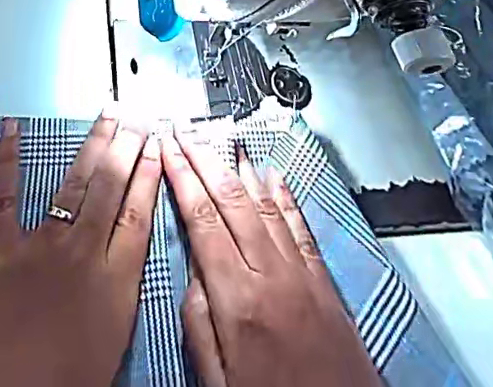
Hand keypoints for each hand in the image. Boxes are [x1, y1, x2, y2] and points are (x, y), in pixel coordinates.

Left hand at [0, 113, 163, 386]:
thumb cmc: (57, 385)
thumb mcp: (109, 356)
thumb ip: (121, 310)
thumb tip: (128, 287)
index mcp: (112, 284)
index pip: (137, 219)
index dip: (148, 180)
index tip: (157, 147)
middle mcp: (81, 251)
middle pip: (110, 190)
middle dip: (126, 148)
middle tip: (137, 115)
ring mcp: (40, 242)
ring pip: (72, 184)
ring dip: (91, 146)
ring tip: (106, 115)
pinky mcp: (1, 243)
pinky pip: (5, 194)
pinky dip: (7, 158)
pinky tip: (11, 128)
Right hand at [164, 128, 381, 386]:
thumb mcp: (218, 381)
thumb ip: (199, 322)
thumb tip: (192, 271)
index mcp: (237, 299)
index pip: (202, 219)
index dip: (181, 177)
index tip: (167, 147)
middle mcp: (271, 277)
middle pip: (231, 201)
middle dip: (204, 160)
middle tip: (186, 131)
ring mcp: (302, 277)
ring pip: (265, 207)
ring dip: (241, 169)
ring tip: (222, 140)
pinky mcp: (325, 285)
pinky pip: (301, 229)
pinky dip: (285, 198)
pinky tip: (273, 175)